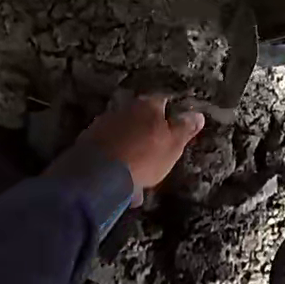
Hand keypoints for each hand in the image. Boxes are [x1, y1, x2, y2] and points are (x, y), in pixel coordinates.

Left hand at [73, 94, 204, 198]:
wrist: (97, 176)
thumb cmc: (144, 157)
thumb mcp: (174, 145)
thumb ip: (186, 128)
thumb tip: (198, 114)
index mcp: (148, 105)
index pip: (164, 101)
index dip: (170, 116)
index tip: (174, 130)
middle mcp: (124, 108)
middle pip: (141, 119)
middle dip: (148, 136)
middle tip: (155, 157)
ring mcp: (103, 124)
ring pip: (124, 136)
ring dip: (131, 151)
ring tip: (136, 177)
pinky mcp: (86, 143)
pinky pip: (108, 150)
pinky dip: (115, 161)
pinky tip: (120, 181)